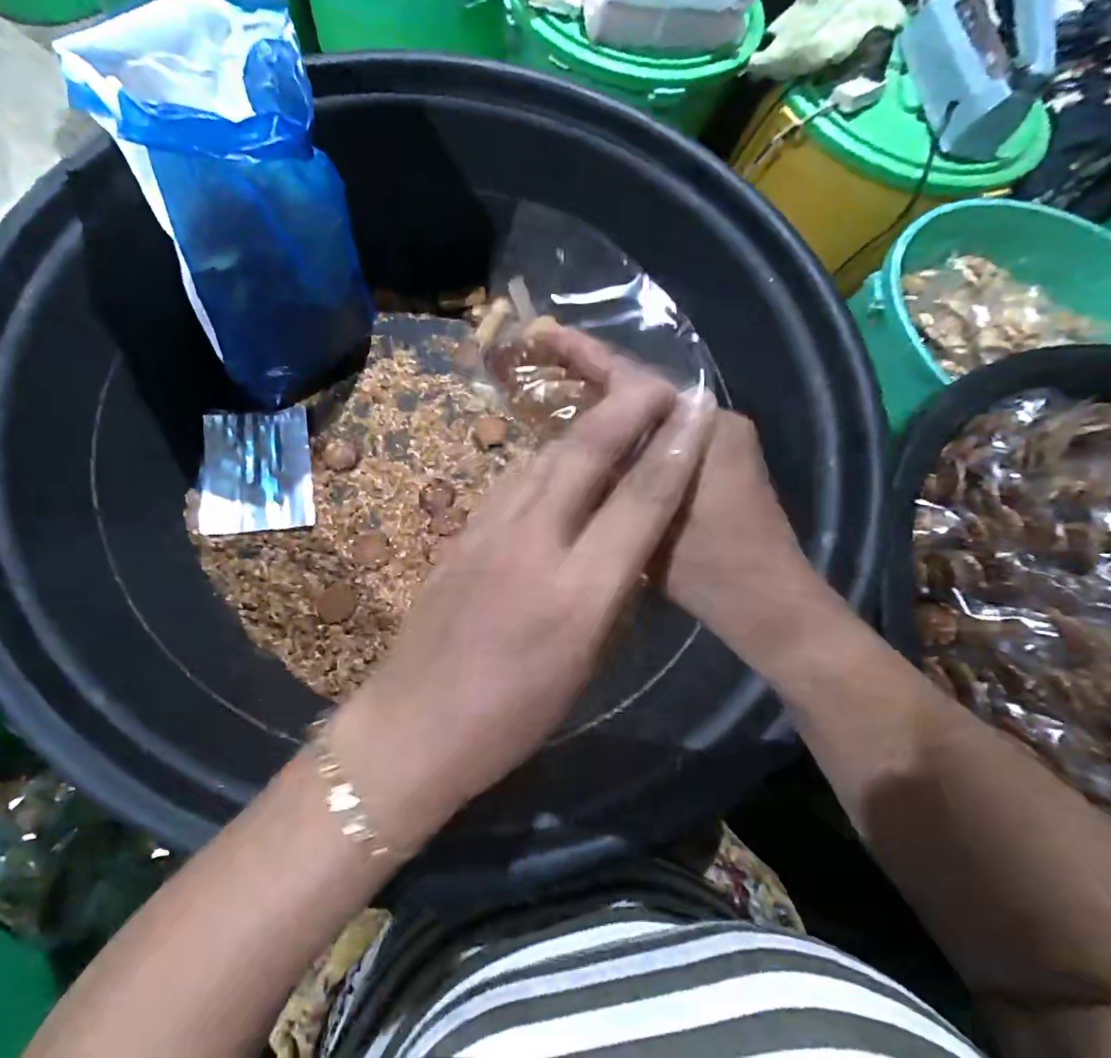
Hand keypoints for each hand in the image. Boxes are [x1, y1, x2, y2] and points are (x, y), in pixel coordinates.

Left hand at [329, 361, 716, 853]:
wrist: (413, 725)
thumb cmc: (509, 719)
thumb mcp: (581, 667)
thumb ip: (607, 597)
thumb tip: (623, 550)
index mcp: (577, 593)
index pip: (639, 502)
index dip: (674, 449)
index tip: (696, 407)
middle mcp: (531, 547)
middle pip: (582, 456)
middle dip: (623, 411)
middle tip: (654, 385)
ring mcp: (484, 536)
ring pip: (538, 463)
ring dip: (577, 435)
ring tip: (606, 420)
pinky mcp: (455, 540)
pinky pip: (506, 489)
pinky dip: (537, 468)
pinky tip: (547, 471)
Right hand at [531, 328, 821, 653]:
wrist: (766, 604)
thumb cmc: (708, 563)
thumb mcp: (647, 514)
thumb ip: (613, 469)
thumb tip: (573, 438)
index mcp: (699, 424)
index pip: (632, 377)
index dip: (585, 355)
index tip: (546, 337)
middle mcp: (710, 421)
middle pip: (640, 391)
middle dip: (591, 375)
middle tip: (542, 364)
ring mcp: (713, 444)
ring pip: (648, 415)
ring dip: (605, 405)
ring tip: (556, 395)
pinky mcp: (710, 468)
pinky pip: (657, 438)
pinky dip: (622, 434)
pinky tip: (589, 442)